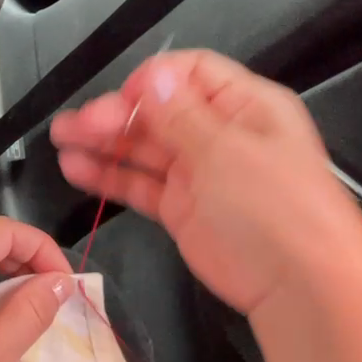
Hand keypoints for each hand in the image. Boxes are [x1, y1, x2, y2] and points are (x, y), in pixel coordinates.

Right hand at [50, 49, 361, 315]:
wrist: (299, 287)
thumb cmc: (277, 210)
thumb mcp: (227, 151)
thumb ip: (180, 114)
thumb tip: (151, 75)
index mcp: (245, 108)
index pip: (189, 74)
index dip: (151, 82)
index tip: (121, 100)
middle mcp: (220, 134)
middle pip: (155, 111)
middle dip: (113, 114)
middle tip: (76, 125)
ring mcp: (198, 172)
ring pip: (140, 146)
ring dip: (100, 141)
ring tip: (62, 139)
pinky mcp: (179, 206)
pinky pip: (136, 182)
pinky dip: (106, 175)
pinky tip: (76, 168)